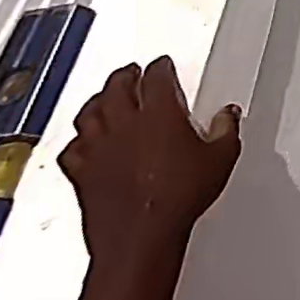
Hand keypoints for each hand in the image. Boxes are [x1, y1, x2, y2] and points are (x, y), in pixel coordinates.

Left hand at [59, 57, 240, 264]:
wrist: (143, 235)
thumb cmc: (179, 196)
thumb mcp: (222, 156)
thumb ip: (225, 129)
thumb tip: (227, 116)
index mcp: (160, 116)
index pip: (157, 78)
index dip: (160, 67)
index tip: (162, 65)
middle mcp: (125, 126)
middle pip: (116, 89)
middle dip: (125, 76)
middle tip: (131, 71)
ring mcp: (99, 149)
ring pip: (89, 113)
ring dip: (98, 99)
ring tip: (104, 95)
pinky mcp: (82, 174)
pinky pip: (72, 147)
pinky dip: (78, 138)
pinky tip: (82, 139)